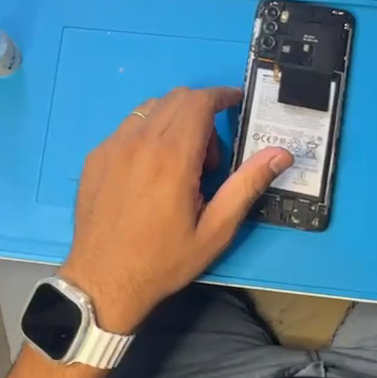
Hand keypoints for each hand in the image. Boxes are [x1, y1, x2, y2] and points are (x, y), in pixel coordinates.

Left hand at [59, 86, 291, 333]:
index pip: (199, 102)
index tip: (235, 102)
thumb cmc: (163, 260)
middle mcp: (140, 141)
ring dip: (174, 121)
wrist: (103, 281)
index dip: (221, 96)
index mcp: (172, 157)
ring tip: (180, 163)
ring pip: (150, 108)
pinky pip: (127, 128)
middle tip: (210, 158)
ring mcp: (112, 146)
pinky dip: (148, 134)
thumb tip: (281, 154)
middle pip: (176, 99)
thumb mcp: (215, 229)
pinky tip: (149, 171)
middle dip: (202, 113)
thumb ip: (247, 185)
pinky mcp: (96, 156)